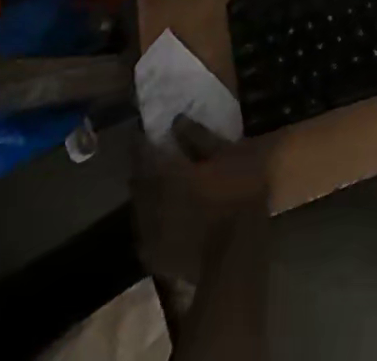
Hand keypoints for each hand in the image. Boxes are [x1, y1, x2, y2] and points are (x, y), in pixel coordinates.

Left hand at [133, 116, 268, 286]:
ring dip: (147, 195)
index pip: (142, 150)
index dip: (140, 139)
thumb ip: (200, 136)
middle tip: (156, 161)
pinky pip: (146, 233)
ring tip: (162, 189)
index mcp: (165, 172)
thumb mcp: (229, 154)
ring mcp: (148, 231)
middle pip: (137, 179)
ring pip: (140, 206)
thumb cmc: (239, 194)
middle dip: (144, 168)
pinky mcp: (154, 256)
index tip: (144, 131)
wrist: (239, 254)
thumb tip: (177, 119)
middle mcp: (149, 199)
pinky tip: (168, 220)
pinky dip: (154, 222)